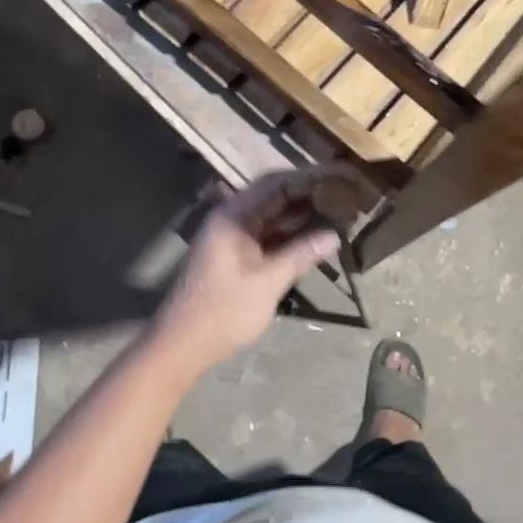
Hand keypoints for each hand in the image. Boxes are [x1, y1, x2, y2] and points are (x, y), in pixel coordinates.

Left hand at [150, 169, 343, 371]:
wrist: (180, 345)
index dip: (309, 178)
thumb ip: (301, 254)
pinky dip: (288, 233)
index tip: (339, 177)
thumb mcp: (267, 282)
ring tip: (335, 212)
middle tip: (342, 192)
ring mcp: (230, 236)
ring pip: (270, 215)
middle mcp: (230, 218)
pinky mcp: (233, 254)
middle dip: (307, 193)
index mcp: (233, 216)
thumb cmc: (223, 312)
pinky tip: (312, 237)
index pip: (276, 184)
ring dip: (299, 214)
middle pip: (273, 195)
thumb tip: (334, 236)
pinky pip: (265, 233)